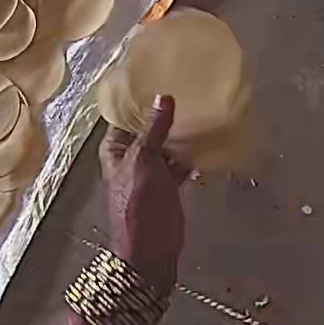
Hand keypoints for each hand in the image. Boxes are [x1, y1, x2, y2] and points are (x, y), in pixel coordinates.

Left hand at [99, 94, 189, 289]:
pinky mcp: (169, 184)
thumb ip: (154, 129)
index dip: (138, 97)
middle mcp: (131, 155)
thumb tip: (163, 96)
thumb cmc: (138, 203)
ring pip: (166, 144)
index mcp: (115, 147)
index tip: (158, 74)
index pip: (124, 114)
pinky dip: (191, 153)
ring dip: (179, 132)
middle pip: (147, 127)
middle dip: (164, 112)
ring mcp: (151, 170)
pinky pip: (180, 161)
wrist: (150, 250)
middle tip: (187, 87)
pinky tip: (208, 139)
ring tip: (201, 107)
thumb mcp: (143, 161)